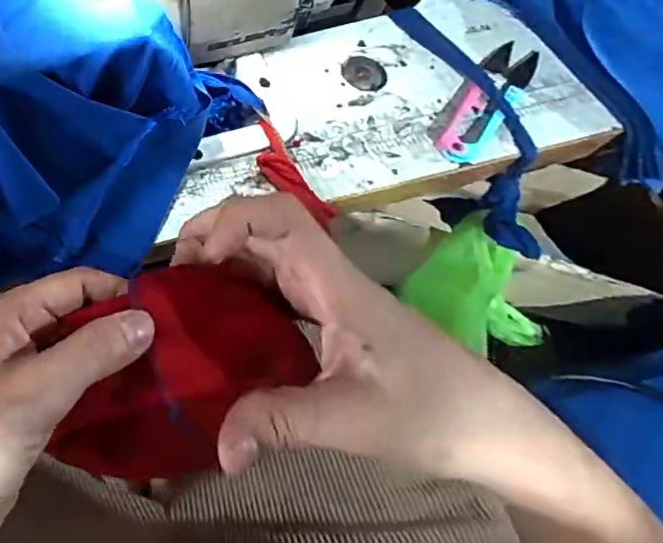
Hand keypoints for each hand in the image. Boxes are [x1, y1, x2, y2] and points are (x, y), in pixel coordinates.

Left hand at [0, 268, 154, 542]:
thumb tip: (148, 318)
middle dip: (122, 328)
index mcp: (17, 311)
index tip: (164, 317)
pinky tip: (132, 399)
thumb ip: (92, 351)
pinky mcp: (34, 407)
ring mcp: (28, 371)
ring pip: (83, 350)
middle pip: (83, 315)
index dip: (120, 293)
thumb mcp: (37, 391)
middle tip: (169, 350)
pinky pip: (76, 383)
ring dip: (116, 359)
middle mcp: (23, 332)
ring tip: (160, 374)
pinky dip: (102, 387)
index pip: (80, 283)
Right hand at [174, 194, 662, 542]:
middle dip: (215, 231)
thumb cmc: (428, 409)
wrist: (486, 424)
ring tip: (187, 289)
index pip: (279, 216)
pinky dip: (241, 284)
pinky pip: (273, 281)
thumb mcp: (351, 419)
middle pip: (263, 223)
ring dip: (225, 255)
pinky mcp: (327, 311)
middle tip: (176, 270)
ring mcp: (326, 290)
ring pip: (266, 250)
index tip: (199, 259)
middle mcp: (325, 272)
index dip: (232, 220)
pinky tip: (223, 317)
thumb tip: (219, 445)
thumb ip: (281, 423)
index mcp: (331, 278)